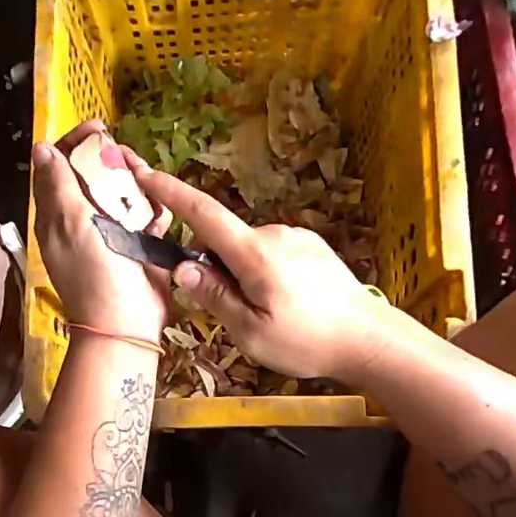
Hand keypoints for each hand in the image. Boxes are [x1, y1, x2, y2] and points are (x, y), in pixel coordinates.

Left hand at [32, 122, 171, 339]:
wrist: (125, 322)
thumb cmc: (94, 273)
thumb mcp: (70, 224)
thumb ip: (58, 185)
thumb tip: (42, 148)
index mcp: (57, 215)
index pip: (58, 166)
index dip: (75, 143)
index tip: (99, 130)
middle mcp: (82, 220)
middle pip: (93, 175)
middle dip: (111, 160)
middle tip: (128, 159)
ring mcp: (111, 233)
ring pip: (122, 192)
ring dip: (136, 181)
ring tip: (147, 181)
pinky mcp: (138, 245)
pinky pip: (146, 216)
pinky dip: (154, 209)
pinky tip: (159, 213)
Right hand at [129, 153, 389, 380]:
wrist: (369, 339)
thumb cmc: (307, 341)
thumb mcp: (249, 331)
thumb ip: (214, 296)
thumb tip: (183, 267)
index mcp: (255, 254)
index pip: (204, 214)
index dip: (171, 193)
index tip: (145, 175)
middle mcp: (275, 234)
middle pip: (225, 242)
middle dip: (216, 269)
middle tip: (233, 313)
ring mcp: (296, 237)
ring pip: (248, 251)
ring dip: (242, 275)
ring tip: (268, 315)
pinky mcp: (311, 246)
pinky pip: (271, 254)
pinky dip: (263, 273)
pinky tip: (287, 304)